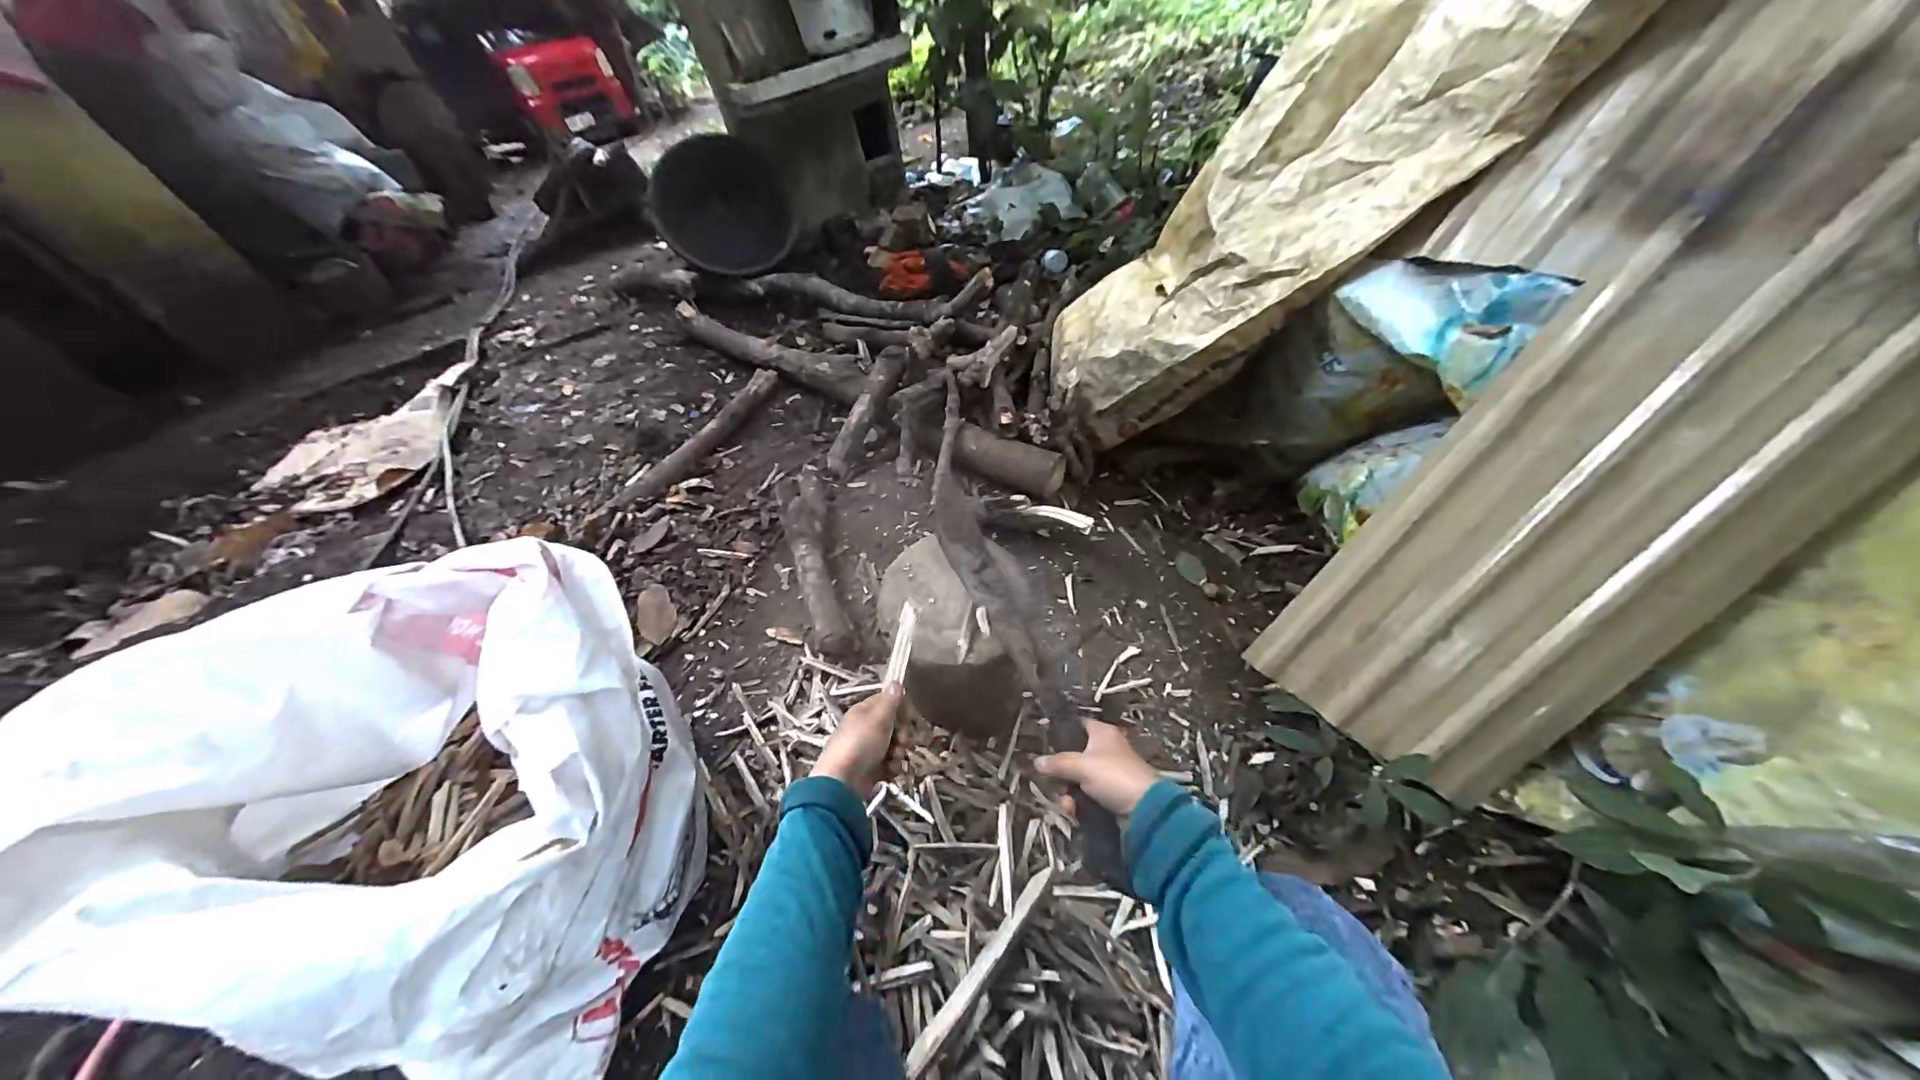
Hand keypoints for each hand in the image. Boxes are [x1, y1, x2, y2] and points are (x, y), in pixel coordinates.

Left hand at [811, 684, 904, 800]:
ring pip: (895, 745)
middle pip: (895, 725)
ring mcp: (869, 749)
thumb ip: (890, 701)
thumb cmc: (860, 744)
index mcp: (865, 712)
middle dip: (902, 734)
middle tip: (900, 741)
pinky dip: (892, 767)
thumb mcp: (878, 718)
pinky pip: (890, 762)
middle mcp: (867, 728)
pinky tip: (889, 771)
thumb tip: (895, 681)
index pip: (888, 702)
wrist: (842, 782)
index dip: (901, 709)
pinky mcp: (872, 768)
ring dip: (899, 752)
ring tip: (893, 759)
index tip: (908, 717)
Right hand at [1035, 720, 1159, 816]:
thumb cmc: (1113, 776)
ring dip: (1069, 792)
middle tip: (1054, 783)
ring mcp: (1108, 773)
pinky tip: (1075, 812)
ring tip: (1067, 804)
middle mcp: (1106, 749)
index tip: (1046, 747)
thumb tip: (1036, 761)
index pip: (1078, 725)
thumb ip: (1057, 763)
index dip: (1061, 733)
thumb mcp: (1081, 765)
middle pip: (1074, 756)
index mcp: (1102, 733)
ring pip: (1078, 778)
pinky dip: (1080, 804)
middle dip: (1061, 773)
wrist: (1145, 810)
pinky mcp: (1111, 794)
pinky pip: (1087, 795)